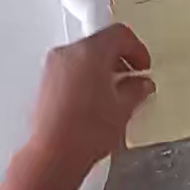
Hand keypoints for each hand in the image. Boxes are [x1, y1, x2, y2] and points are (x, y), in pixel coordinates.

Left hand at [27, 23, 153, 170]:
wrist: (54, 154)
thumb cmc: (85, 132)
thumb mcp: (123, 109)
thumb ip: (136, 89)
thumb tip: (140, 85)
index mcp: (91, 52)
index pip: (119, 34)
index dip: (137, 49)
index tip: (143, 65)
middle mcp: (68, 54)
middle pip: (100, 44)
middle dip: (119, 59)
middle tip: (133, 78)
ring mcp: (53, 68)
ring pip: (84, 57)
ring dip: (102, 69)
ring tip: (115, 94)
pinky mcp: (45, 84)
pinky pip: (70, 71)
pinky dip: (85, 78)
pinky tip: (95, 102)